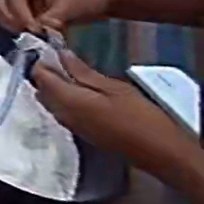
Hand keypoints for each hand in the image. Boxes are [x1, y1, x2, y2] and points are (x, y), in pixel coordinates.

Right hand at [0, 0, 116, 35]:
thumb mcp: (72, 6)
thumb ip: (53, 18)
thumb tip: (41, 31)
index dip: (22, 17)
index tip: (37, 32)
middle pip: (1, 5)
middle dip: (12, 21)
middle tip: (31, 35)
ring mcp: (22, 0)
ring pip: (5, 14)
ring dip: (15, 27)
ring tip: (35, 36)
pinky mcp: (27, 11)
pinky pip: (16, 22)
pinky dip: (23, 31)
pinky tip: (39, 37)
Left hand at [33, 52, 198, 177]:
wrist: (165, 156)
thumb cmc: (142, 118)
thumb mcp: (114, 88)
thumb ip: (83, 72)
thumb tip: (61, 54)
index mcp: (67, 100)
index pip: (38, 76)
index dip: (40, 60)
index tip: (49, 48)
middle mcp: (62, 114)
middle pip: (40, 89)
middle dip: (46, 73)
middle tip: (62, 59)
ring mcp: (72, 126)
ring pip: (49, 101)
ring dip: (54, 86)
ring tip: (73, 72)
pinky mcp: (82, 134)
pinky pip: (62, 111)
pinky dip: (63, 98)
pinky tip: (81, 91)